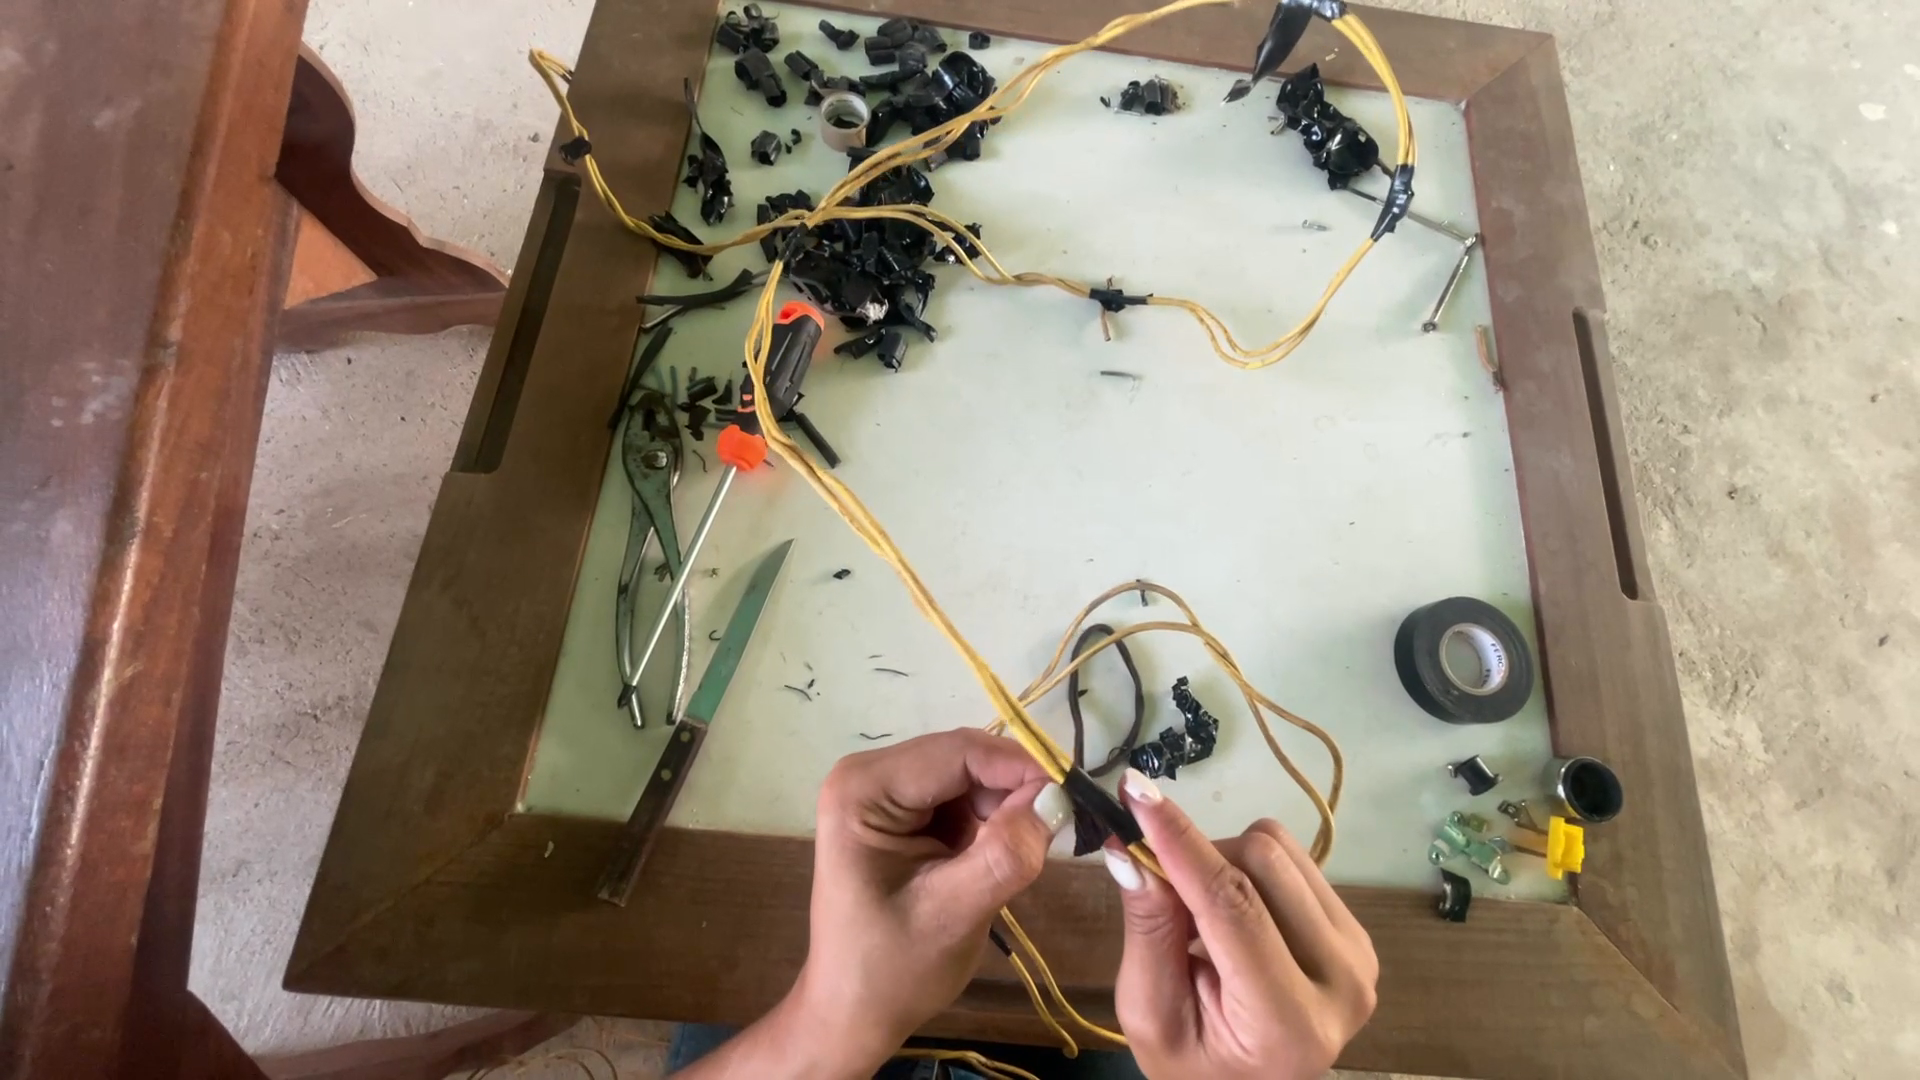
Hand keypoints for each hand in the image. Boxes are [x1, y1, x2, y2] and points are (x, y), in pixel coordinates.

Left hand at [786, 729, 1073, 1072]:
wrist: (852, 1012)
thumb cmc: (891, 971)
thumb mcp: (953, 915)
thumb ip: (1004, 855)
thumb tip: (1056, 799)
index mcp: (863, 788)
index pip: (957, 752)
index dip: (1019, 767)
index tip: (1071, 798)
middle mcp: (869, 773)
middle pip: (963, 758)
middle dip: (1012, 790)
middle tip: (1054, 830)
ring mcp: (884, 786)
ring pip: (968, 773)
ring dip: (1004, 806)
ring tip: (1021, 853)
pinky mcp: (901, 805)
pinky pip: (961, 793)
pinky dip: (990, 818)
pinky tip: (994, 854)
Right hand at [1104, 769, 1377, 1079]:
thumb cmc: (1192, 1060)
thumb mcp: (1148, 1011)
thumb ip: (1146, 928)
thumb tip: (1125, 843)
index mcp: (1286, 1021)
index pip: (1230, 904)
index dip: (1179, 840)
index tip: (1134, 790)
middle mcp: (1342, 982)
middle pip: (1259, 860)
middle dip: (1196, 858)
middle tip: (1165, 892)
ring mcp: (1359, 952)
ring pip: (1276, 848)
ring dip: (1222, 859)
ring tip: (1203, 913)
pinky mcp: (1355, 929)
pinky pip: (1292, 854)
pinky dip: (1246, 864)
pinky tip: (1237, 912)